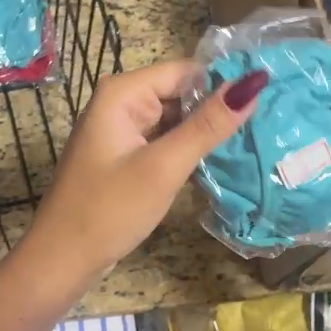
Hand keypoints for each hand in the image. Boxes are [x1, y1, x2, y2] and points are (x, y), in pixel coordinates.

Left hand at [25, 60, 267, 274]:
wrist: (62, 259)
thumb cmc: (109, 210)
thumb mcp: (164, 166)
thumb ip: (208, 125)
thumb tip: (255, 82)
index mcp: (123, 94)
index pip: (186, 72)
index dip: (224, 84)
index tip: (268, 103)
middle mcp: (119, 104)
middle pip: (181, 93)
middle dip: (216, 110)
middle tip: (265, 130)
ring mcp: (120, 132)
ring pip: (174, 120)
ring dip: (204, 133)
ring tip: (252, 146)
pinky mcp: (123, 158)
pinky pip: (162, 142)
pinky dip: (186, 151)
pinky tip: (216, 165)